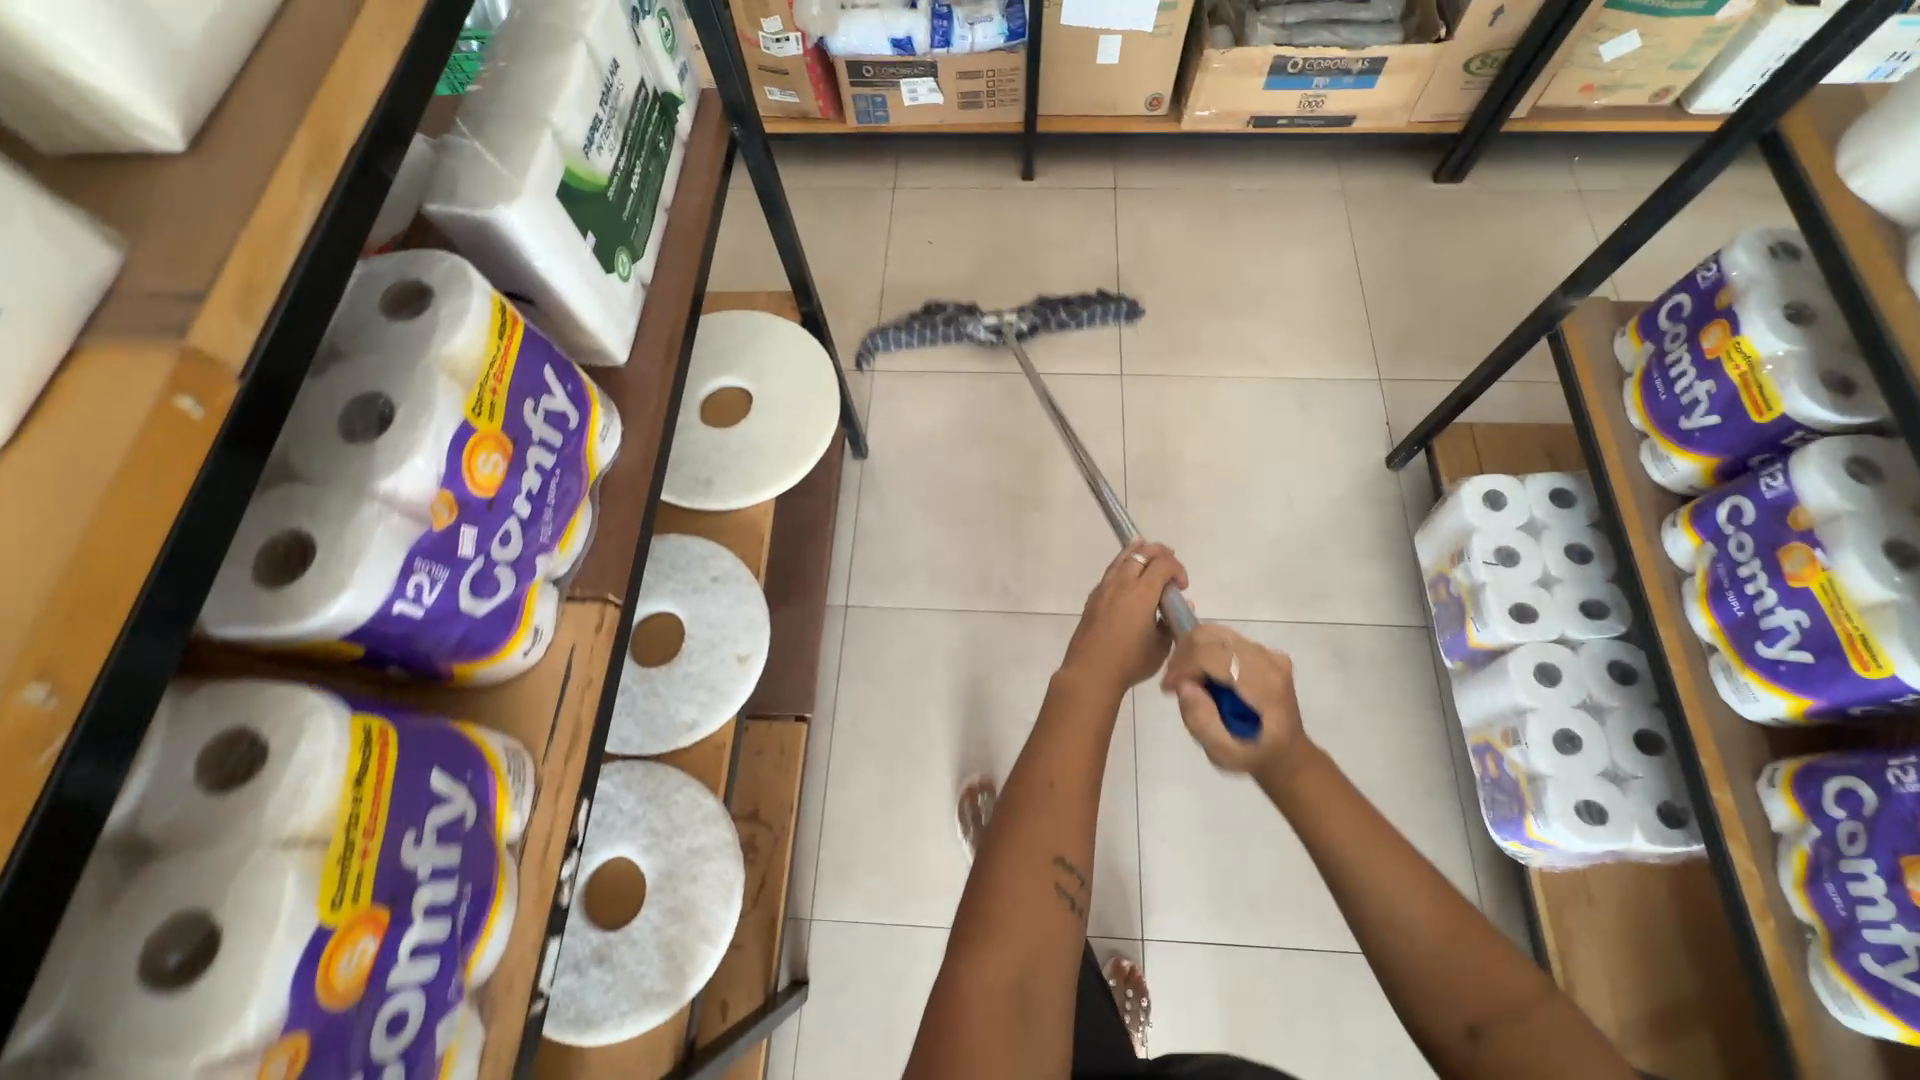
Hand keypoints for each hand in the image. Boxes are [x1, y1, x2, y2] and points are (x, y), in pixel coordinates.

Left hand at [1061, 540, 1188, 694]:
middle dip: (1161, 553)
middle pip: (1143, 552)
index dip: (1178, 569)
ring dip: (1139, 553)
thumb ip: (1172, 621)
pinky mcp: (1093, 597)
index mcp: (1142, 592)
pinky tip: (1128, 573)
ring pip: (1123, 557)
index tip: (1182, 587)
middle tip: (1170, 567)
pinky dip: (1124, 565)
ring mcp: (1104, 588)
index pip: (1164, 563)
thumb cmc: (1130, 662)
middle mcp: (1122, 583)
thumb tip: (1182, 604)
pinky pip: (1112, 571)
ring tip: (1149, 554)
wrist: (1091, 672)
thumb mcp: (1161, 645)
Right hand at [1161, 625, 1310, 780]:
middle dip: (1183, 655)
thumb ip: (1202, 722)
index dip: (1183, 666)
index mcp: (1263, 686)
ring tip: (1188, 681)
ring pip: (1215, 633)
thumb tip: (1184, 686)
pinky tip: (1204, 678)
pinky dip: (1204, 653)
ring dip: (1192, 653)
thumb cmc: (1254, 756)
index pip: (1213, 654)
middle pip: (1211, 635)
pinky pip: (1224, 640)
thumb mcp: (1223, 754)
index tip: (1170, 690)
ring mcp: (1268, 653)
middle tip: (1175, 684)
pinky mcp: (1263, 652)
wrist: (1287, 754)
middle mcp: (1269, 661)